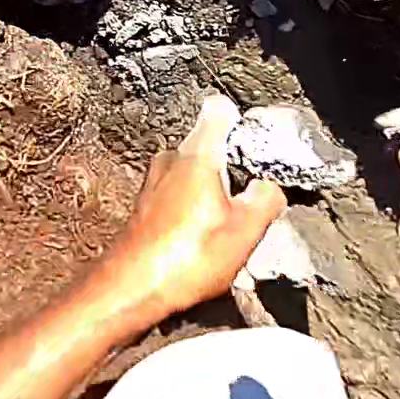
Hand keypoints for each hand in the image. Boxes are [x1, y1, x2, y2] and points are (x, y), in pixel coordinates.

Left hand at [87, 95, 286, 320]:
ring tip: (222, 229)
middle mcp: (171, 158)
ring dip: (211, 192)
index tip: (254, 147)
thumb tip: (269, 187)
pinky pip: (178, 191)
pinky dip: (191, 206)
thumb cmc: (185, 259)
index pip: (219, 111)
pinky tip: (198, 239)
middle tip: (245, 205)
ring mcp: (155, 179)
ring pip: (194, 171)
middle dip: (231, 169)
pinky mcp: (146, 201)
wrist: (130, 287)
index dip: (240, 122)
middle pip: (210, 145)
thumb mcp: (245, 232)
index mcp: (197, 154)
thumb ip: (266, 199)